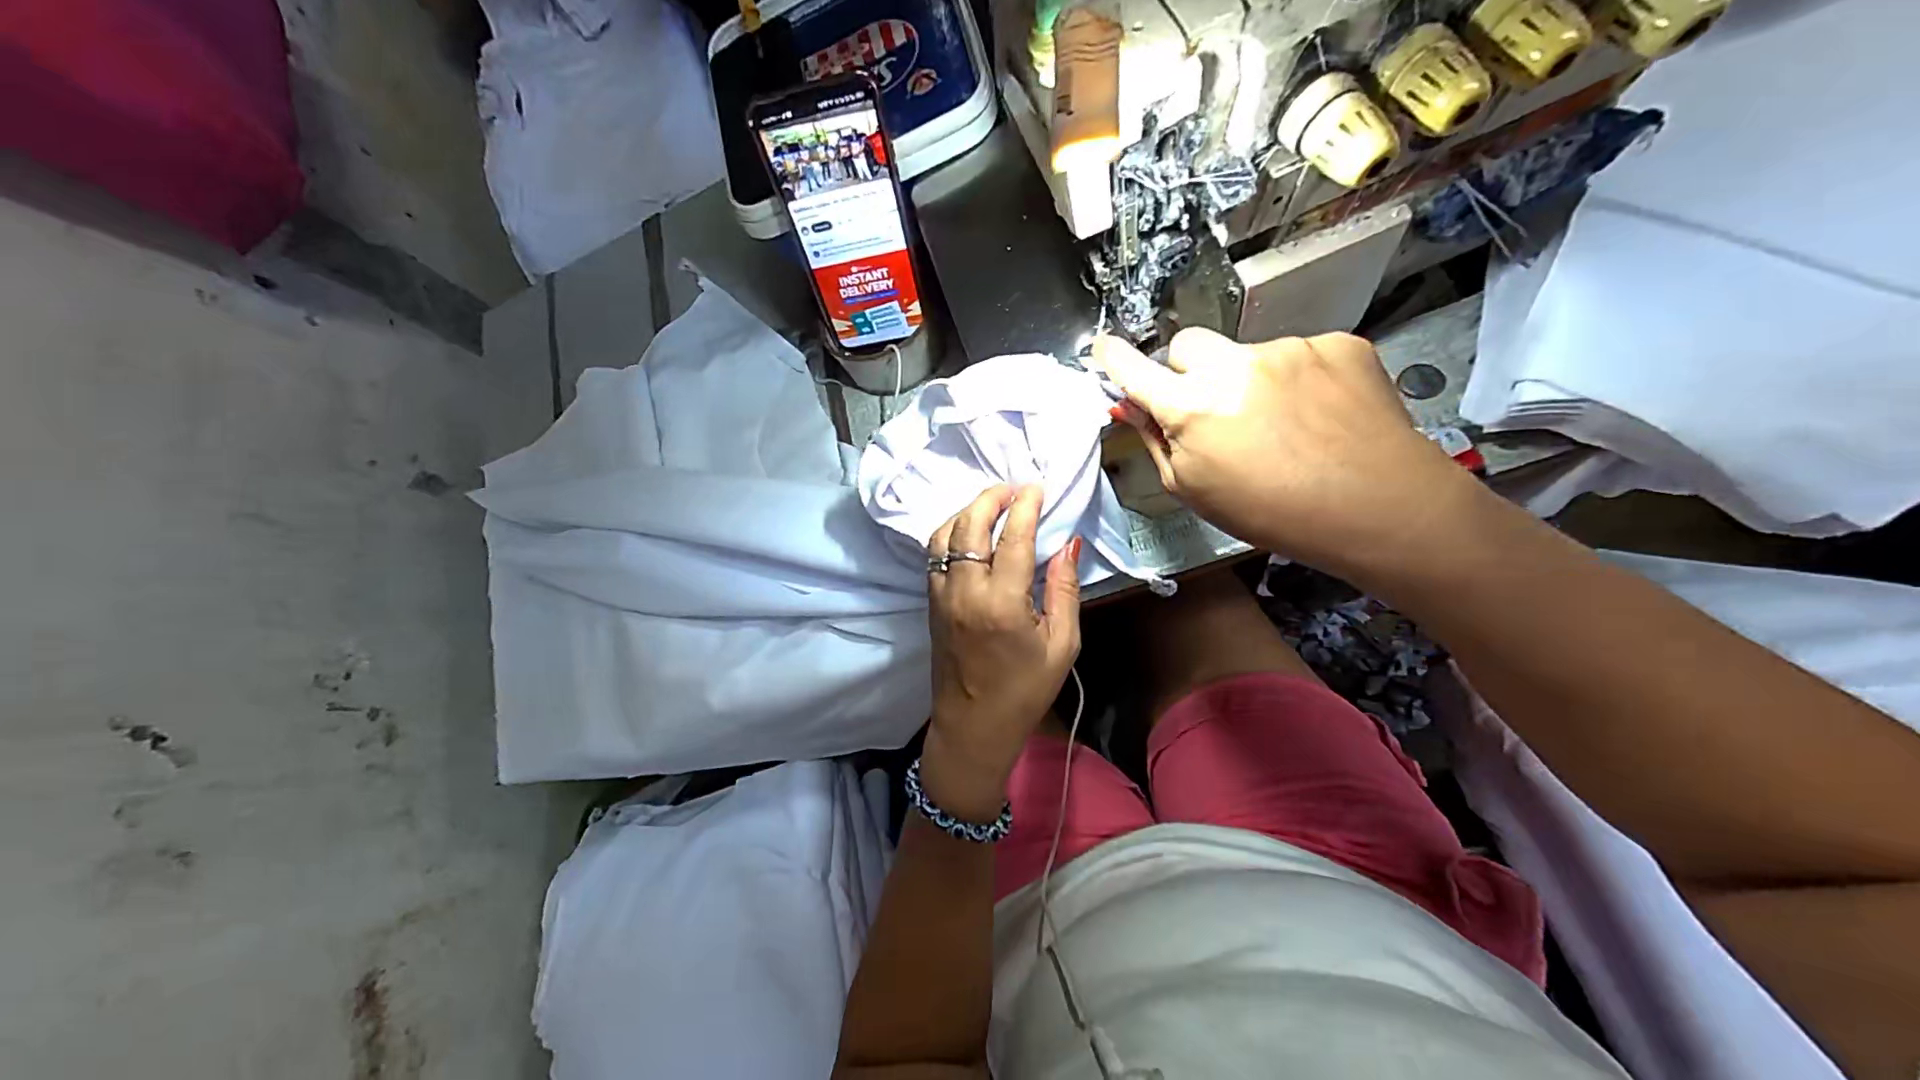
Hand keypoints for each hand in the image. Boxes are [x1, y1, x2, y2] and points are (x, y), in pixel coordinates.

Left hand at [922, 484, 1081, 821]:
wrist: (973, 728)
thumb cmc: (1025, 692)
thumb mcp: (1061, 646)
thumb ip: (1064, 591)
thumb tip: (1066, 545)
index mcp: (1002, 605)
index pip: (1012, 538)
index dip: (1025, 507)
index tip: (1036, 488)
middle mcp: (965, 593)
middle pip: (969, 526)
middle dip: (990, 498)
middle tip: (1013, 490)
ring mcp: (941, 597)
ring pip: (943, 536)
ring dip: (965, 513)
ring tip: (991, 506)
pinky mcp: (930, 604)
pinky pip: (934, 555)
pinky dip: (950, 533)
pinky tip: (970, 532)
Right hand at [1094, 328, 1477, 580]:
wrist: (1378, 506)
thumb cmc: (1274, 512)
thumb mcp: (1195, 490)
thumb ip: (1158, 441)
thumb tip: (1134, 405)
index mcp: (1192, 408)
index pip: (1135, 368)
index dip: (1116, 358)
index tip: (1107, 348)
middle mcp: (1234, 367)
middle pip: (1189, 346)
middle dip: (1191, 371)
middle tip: (1213, 409)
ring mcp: (1288, 349)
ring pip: (1245, 352)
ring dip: (1248, 379)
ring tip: (1282, 425)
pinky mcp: (1335, 343)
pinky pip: (1296, 353)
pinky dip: (1296, 378)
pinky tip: (1316, 414)